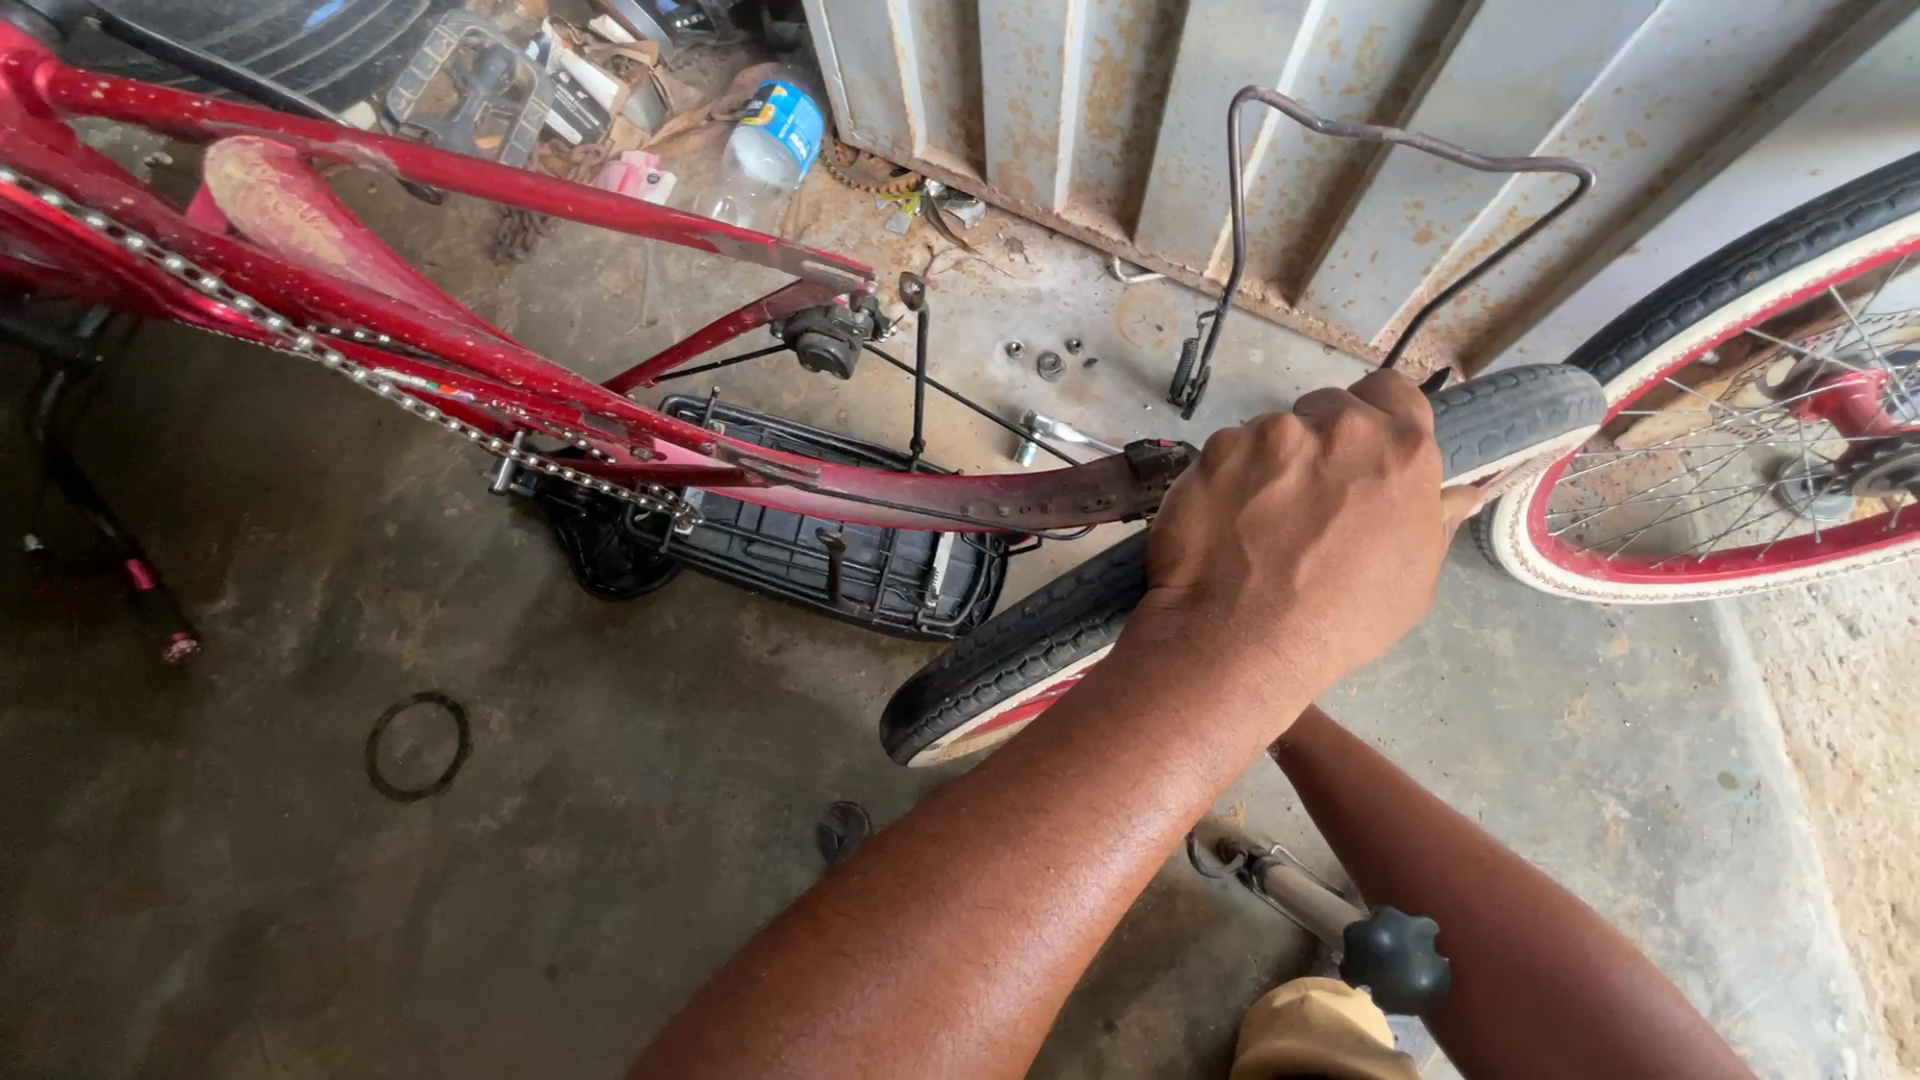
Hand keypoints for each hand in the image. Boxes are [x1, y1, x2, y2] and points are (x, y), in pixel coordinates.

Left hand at [1130, 370, 1482, 701]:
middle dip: (1317, 441)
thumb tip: (1458, 494)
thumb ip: (1432, 521)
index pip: (1392, 393)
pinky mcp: (1214, 450)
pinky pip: (1224, 452)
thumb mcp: (1413, 581)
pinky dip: (1223, 477)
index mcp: (1401, 450)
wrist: (1239, 638)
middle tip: (1302, 494)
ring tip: (1254, 517)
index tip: (1356, 451)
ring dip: (1267, 461)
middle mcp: (1337, 427)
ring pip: (1270, 432)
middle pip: (1327, 408)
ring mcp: (1269, 434)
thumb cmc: (1339, 621)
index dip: (1374, 417)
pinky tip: (1221, 520)